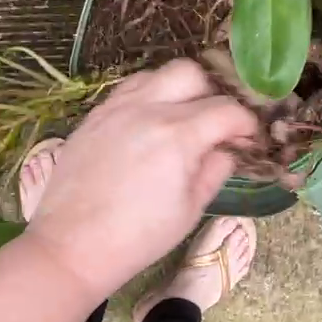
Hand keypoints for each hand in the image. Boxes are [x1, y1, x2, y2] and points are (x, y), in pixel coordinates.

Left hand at [25, 60, 257, 297]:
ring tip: (183, 120)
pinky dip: (148, 97)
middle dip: (213, 94)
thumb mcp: (189, 210)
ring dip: (178, 90)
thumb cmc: (137, 238)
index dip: (246, 124)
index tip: (249, 140)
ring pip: (157, 75)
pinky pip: (128, 90)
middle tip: (216, 124)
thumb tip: (227, 150)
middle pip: (192, 75)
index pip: (226, 111)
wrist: (73, 247)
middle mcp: (147, 109)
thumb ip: (214, 171)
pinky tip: (150, 123)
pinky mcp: (93, 116)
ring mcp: (116, 109)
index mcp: (178, 135)